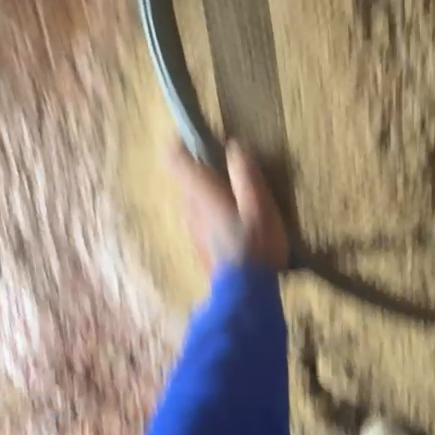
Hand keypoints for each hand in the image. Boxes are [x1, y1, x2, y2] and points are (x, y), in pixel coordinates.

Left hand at [167, 140, 291, 272]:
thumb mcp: (260, 206)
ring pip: (196, 202)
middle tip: (233, 176)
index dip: (181, 144)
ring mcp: (191, 230)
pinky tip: (238, 230)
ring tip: (240, 205)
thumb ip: (246, 175)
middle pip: (187, 180)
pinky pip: (202, 222)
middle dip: (206, 173)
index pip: (174, 158)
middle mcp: (188, 207)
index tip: (198, 139)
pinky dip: (215, 217)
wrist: (245, 294)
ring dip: (212, 197)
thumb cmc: (255, 246)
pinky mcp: (200, 248)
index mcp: (200, 192)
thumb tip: (235, 147)